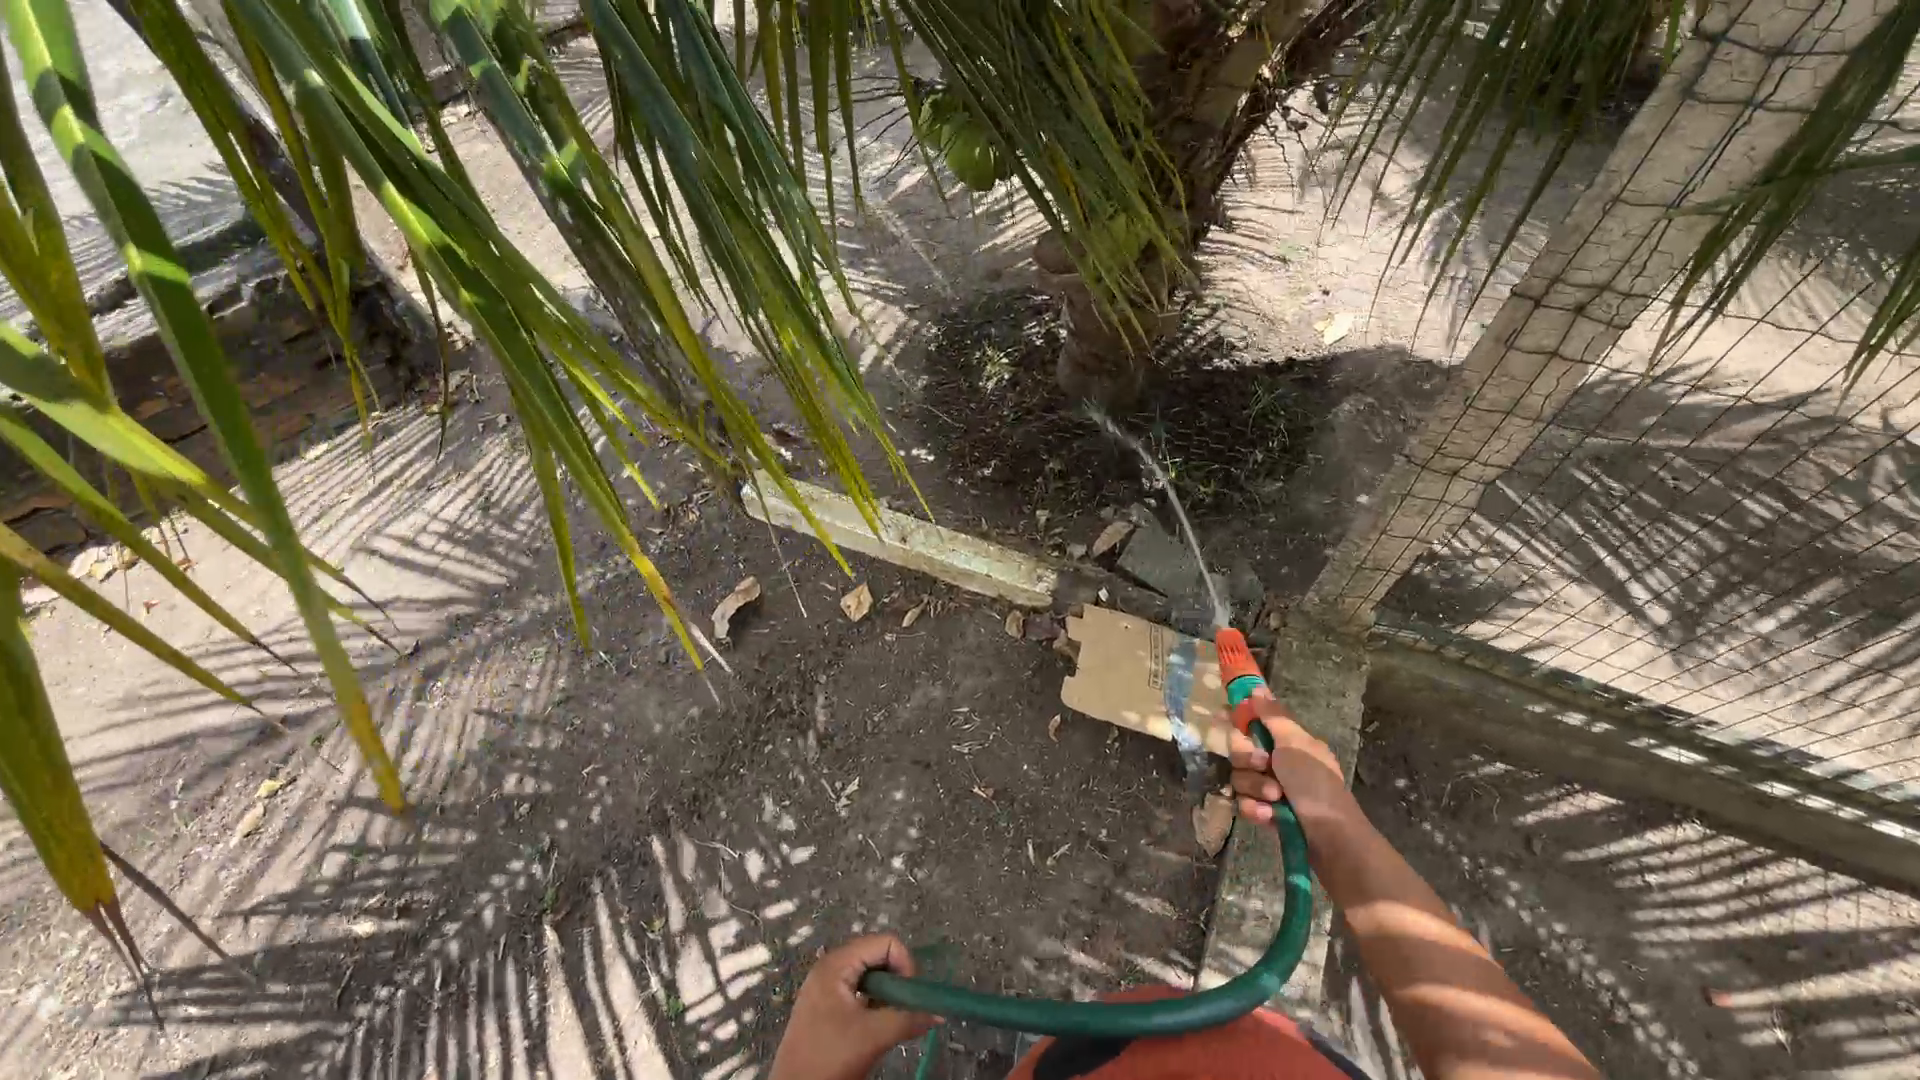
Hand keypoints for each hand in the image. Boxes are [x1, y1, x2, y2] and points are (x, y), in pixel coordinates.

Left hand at [769, 935, 935, 1079]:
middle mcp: (830, 967)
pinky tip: (877, 1025)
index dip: (904, 965)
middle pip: (877, 956)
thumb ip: (907, 1019)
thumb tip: (938, 1013)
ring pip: (870, 975)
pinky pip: (859, 991)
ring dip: (887, 993)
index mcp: (837, 964)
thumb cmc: (830, 1057)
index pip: (884, 943)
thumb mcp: (873, 1037)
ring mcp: (826, 986)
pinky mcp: (826, 1005)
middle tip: (903, 1009)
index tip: (910, 997)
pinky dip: (875, 1003)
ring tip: (890, 1019)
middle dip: (896, 979)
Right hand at [1228, 696, 1358, 837]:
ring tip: (1274, 800)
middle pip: (1240, 751)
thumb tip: (1257, 689)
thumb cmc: (1316, 784)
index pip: (1255, 724)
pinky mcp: (1266, 813)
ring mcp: (1272, 789)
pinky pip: (1244, 803)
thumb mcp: (1296, 744)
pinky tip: (1269, 816)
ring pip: (1240, 779)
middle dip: (1248, 760)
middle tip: (1265, 765)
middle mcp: (1279, 763)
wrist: (1331, 837)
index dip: (1241, 723)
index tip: (1229, 720)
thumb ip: (1273, 716)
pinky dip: (1255, 809)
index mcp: (1289, 743)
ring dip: (1254, 788)